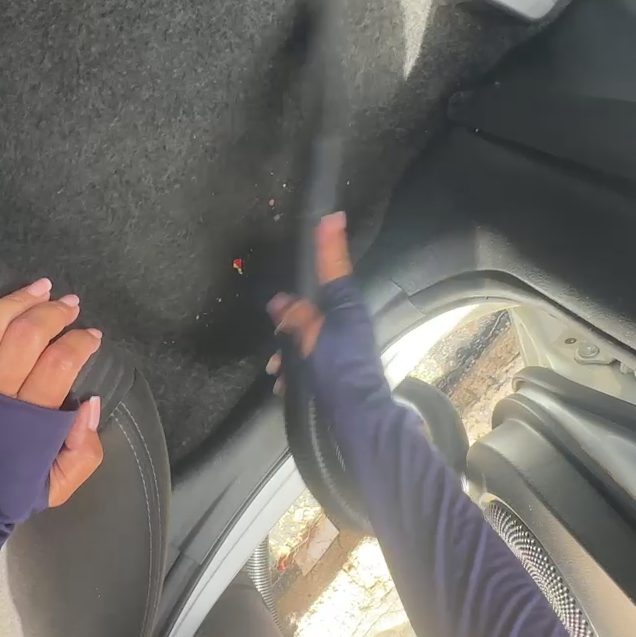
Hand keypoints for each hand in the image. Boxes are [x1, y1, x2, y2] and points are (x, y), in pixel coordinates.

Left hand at [0, 277, 105, 506]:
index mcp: (29, 421)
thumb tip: (90, 402)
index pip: (61, 363)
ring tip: (39, 287)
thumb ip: (84, 450)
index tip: (91, 335)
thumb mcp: (57, 485)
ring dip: (16, 301)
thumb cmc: (2, 494)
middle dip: (54, 313)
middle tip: (70, 304)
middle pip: (27, 336)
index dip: (80, 342)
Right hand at [265, 212, 352, 389]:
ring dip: (290, 348)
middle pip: (313, 304)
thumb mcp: (311, 339)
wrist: (358, 419)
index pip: (334, 266)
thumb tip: (280, 302)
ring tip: (279, 368)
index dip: (329, 242)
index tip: (331, 217)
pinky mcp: (338, 365)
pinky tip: (285, 382)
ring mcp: (345, 344)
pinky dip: (296, 366)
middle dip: (291, 317)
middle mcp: (348, 321)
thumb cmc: (338, 375)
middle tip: (277, 325)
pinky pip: (311, 356)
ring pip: (309, 333)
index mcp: (346, 307)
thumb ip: (295, 317)